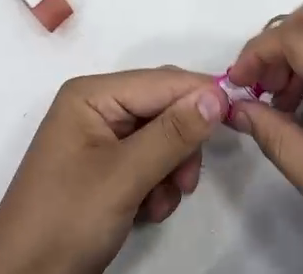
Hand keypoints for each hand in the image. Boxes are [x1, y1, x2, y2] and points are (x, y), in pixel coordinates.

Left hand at [0, 68, 227, 273]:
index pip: (161, 81)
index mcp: (92, 94)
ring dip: (171, 171)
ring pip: (162, 139)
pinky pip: (149, 163)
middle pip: (163, 108)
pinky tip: (147, 211)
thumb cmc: (66, 220)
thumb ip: (172, 134)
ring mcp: (100, 141)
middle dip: (181, 144)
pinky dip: (157, 186)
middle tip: (187, 181)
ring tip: (159, 203)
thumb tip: (218, 94)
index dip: (199, 95)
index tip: (236, 118)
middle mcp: (97, 108)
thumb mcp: (123, 177)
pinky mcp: (105, 171)